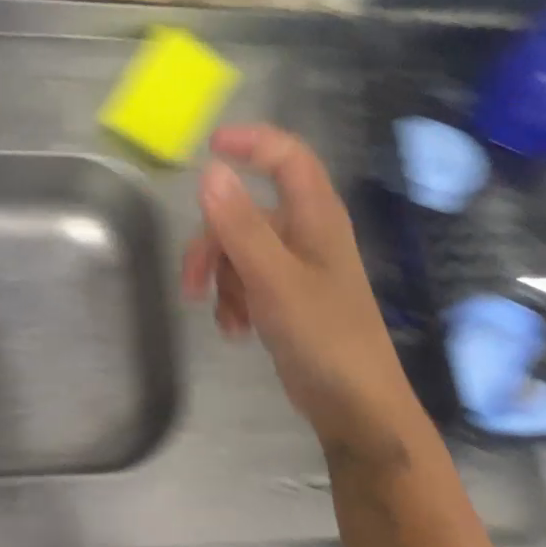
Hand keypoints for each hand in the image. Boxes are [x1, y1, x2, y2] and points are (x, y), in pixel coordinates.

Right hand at [182, 124, 417, 440]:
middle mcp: (307, 236)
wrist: (354, 402)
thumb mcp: (274, 279)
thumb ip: (240, 227)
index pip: (287, 158)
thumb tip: (209, 173)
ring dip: (223, 283)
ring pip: (241, 255)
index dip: (251, 144)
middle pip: (247, 216)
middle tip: (191, 286)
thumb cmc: (323, 336)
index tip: (207, 150)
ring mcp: (297, 271)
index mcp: (315, 218)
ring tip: (228, 321)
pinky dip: (234, 303)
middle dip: (213, 246)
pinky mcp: (289, 303)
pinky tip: (237, 331)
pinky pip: (248, 286)